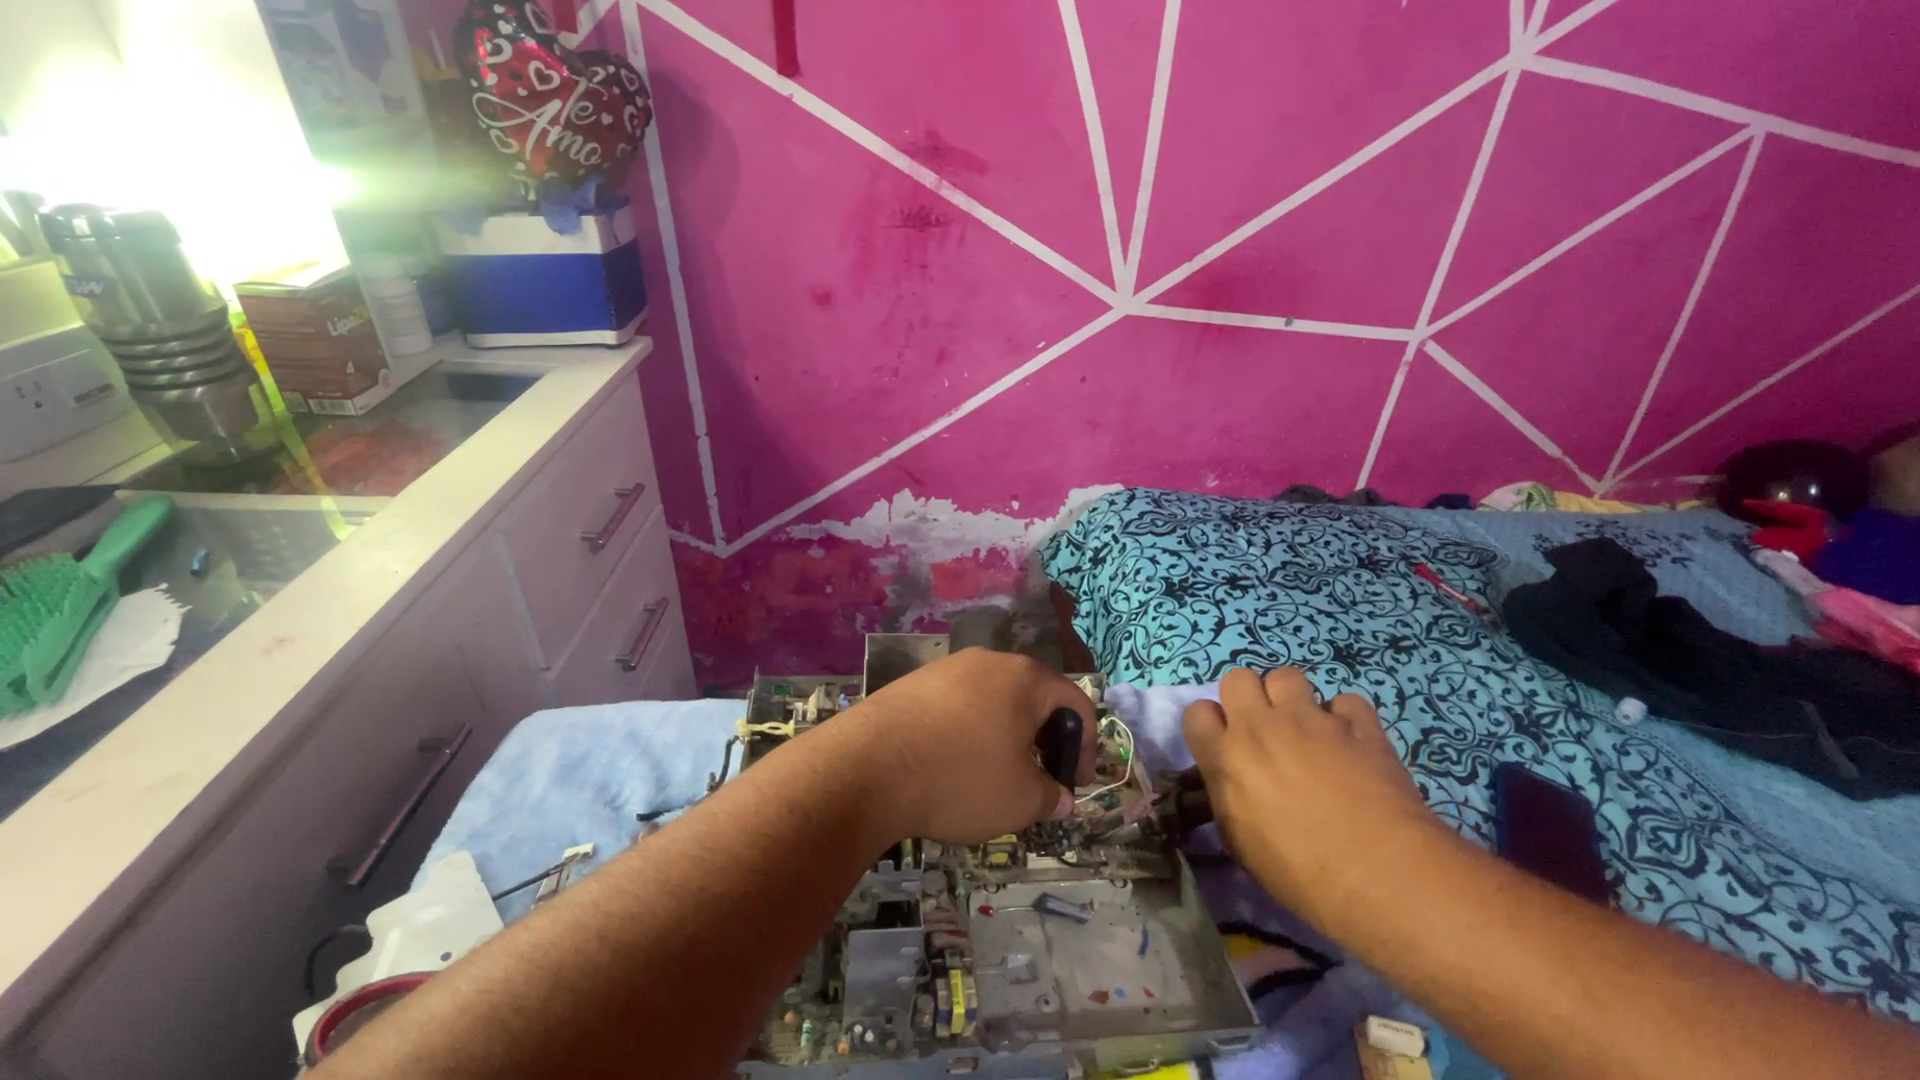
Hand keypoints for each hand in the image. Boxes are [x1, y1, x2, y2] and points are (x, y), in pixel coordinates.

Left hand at [842, 648, 1096, 844]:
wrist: (865, 769)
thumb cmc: (959, 779)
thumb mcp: (1020, 799)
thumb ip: (1051, 796)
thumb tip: (1061, 798)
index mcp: (1024, 678)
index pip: (1075, 702)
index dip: (1085, 747)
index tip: (1073, 785)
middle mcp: (987, 662)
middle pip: (1031, 698)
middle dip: (1043, 741)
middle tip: (1038, 781)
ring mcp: (944, 669)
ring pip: (991, 702)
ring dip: (1003, 737)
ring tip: (992, 778)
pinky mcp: (910, 685)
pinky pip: (954, 708)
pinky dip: (965, 734)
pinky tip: (949, 767)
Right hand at [1183, 668, 1445, 924]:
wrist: (1375, 871)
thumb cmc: (1297, 871)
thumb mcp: (1240, 841)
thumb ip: (1228, 797)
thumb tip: (1232, 784)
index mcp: (1225, 757)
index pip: (1197, 711)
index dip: (1212, 725)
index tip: (1225, 743)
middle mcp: (1262, 726)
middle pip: (1239, 678)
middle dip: (1248, 697)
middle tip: (1264, 729)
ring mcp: (1311, 719)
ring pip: (1287, 676)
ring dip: (1292, 699)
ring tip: (1307, 729)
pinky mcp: (1358, 724)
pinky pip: (1345, 701)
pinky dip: (1346, 718)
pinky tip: (1352, 742)